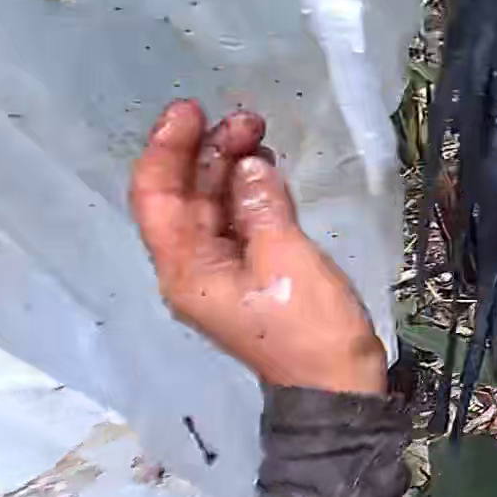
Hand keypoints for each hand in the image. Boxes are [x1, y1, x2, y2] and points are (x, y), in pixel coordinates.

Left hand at [130, 100, 385, 394]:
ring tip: (261, 138)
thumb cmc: (312, 328)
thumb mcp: (291, 264)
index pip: (160, 197)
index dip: (169, 149)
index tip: (193, 110)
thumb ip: (265, 211)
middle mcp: (193, 269)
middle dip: (209, 155)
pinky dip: (252, 199)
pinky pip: (241, 229)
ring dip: (232, 174)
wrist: (337, 385)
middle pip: (187, 201)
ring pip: (215, 212)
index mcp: (187, 268)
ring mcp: (224, 276)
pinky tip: (269, 179)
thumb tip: (252, 165)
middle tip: (248, 119)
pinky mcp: (254, 279)